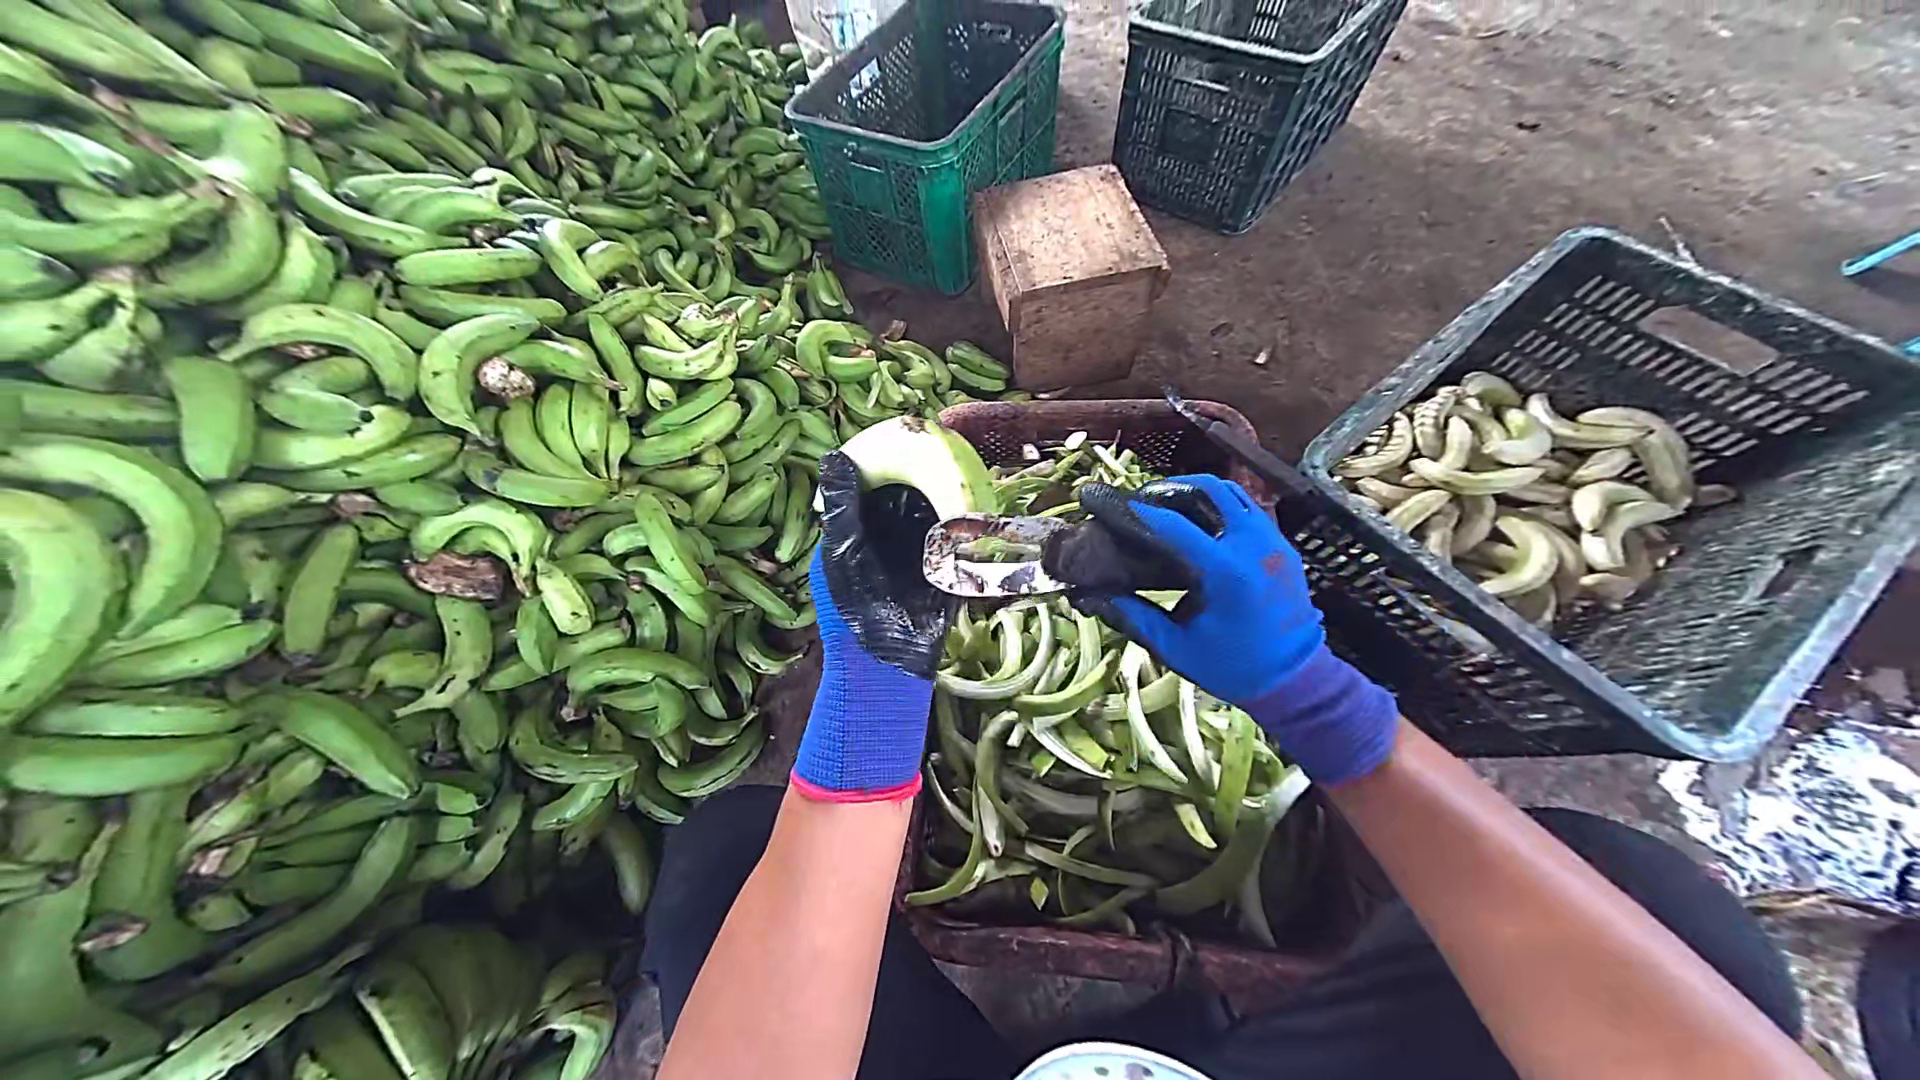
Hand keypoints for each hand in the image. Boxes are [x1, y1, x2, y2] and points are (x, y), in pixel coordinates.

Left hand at [791, 452, 949, 801]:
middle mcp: (886, 532)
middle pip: (906, 490)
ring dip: (946, 487)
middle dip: (922, 468)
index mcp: (855, 528)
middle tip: (942, 439)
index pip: (868, 483)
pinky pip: (956, 533)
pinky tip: (976, 494)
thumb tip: (834, 455)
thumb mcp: (842, 553)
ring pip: (933, 507)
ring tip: (962, 457)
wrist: (888, 664)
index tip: (902, 433)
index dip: (883, 458)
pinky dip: (964, 516)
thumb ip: (842, 507)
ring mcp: (917, 548)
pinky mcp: (944, 564)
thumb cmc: (852, 608)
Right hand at [1058, 474, 1398, 784]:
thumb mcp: (1176, 647)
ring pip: (1232, 493)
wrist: (1298, 683)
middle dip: (1168, 488)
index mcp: (1228, 573)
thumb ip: (1134, 616)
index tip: (1102, 500)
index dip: (1131, 510)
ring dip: (1196, 492)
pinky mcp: (1283, 547)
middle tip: (1140, 501)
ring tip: (1166, 506)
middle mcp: (1255, 546)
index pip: (1171, 525)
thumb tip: (1091, 597)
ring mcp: (1274, 542)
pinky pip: (1247, 509)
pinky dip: (1219, 506)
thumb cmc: (1233, 669)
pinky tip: (1198, 524)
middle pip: (1209, 490)